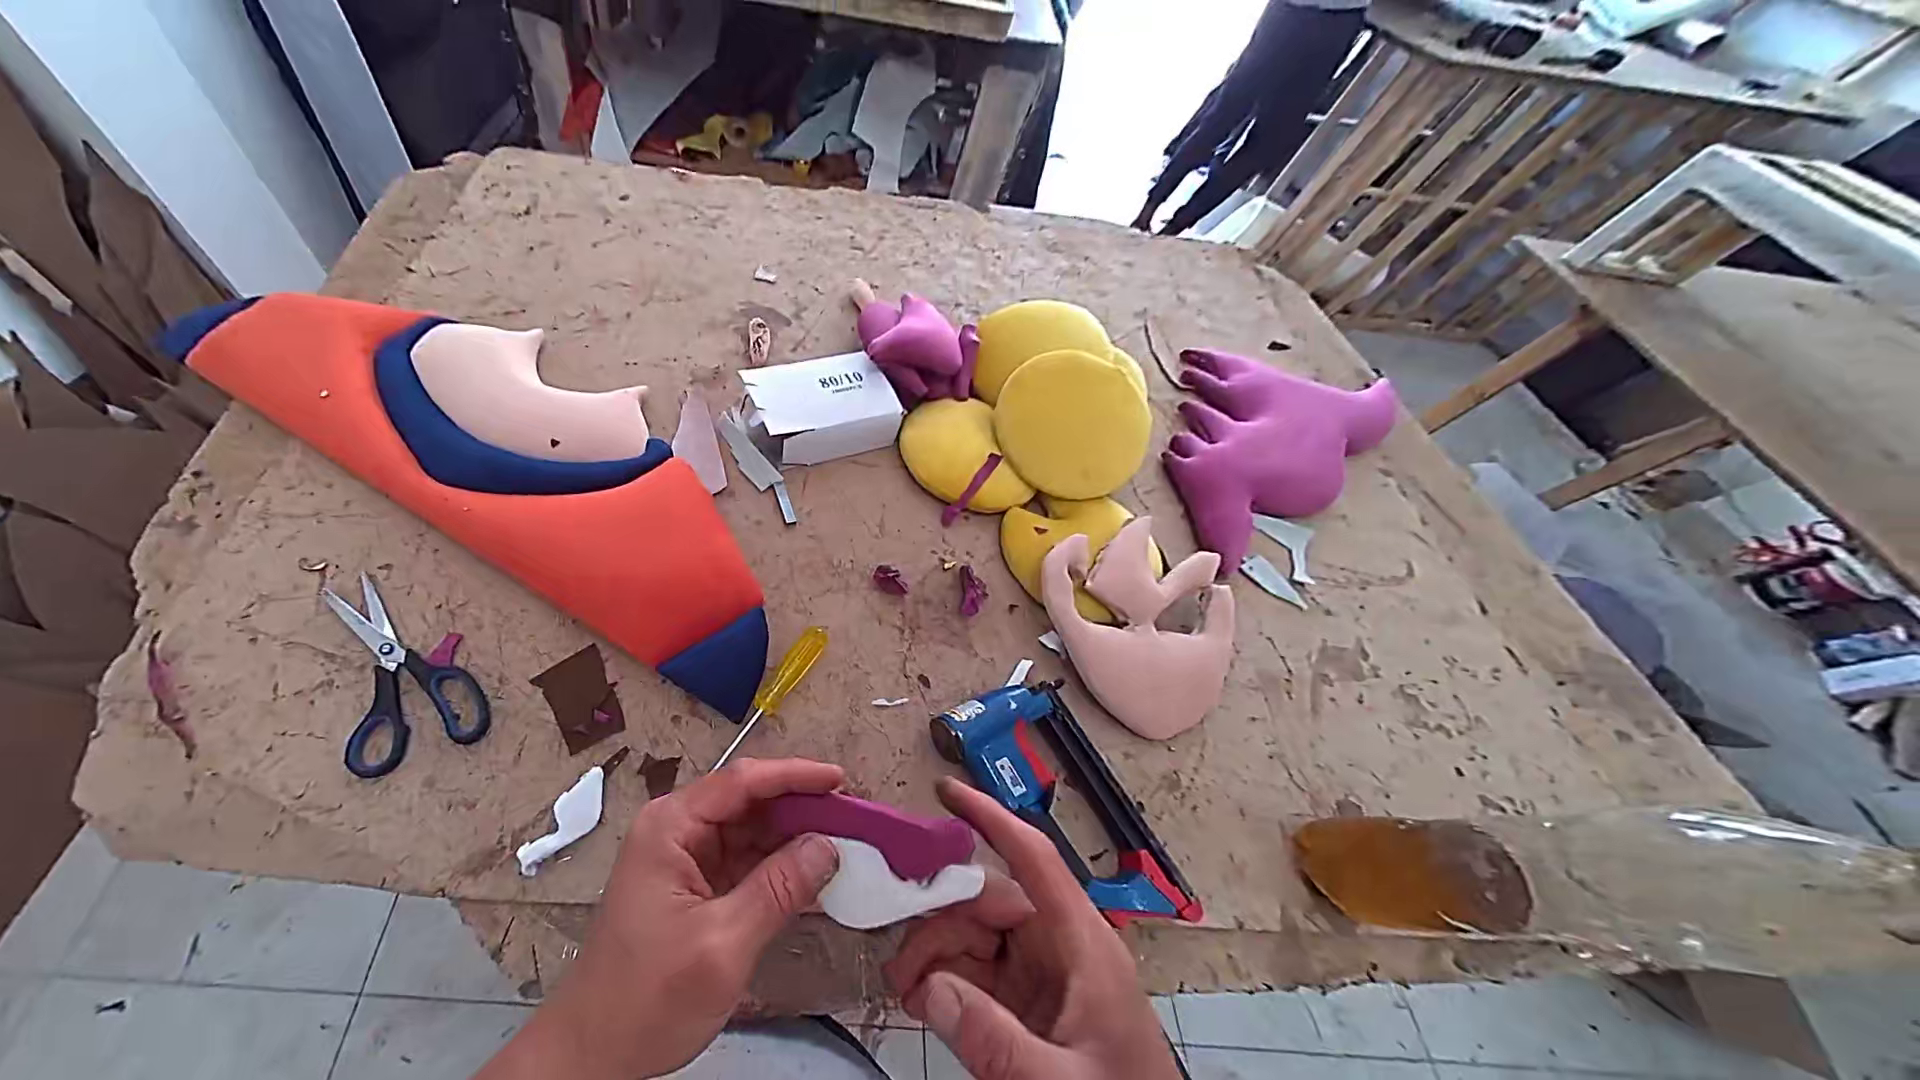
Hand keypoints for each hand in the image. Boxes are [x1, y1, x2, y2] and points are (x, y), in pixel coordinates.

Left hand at [479, 758, 843, 1079]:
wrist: (590, 1062)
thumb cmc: (645, 1001)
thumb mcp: (721, 945)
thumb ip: (780, 889)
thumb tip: (829, 846)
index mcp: (671, 828)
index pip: (743, 782)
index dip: (796, 775)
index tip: (840, 781)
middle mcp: (679, 830)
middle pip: (752, 800)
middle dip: (802, 806)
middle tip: (851, 816)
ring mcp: (689, 857)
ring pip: (755, 828)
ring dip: (797, 835)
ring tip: (845, 840)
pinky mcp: (700, 883)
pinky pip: (750, 858)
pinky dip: (784, 863)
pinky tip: (817, 872)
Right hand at [884, 778, 1181, 1079]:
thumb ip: (998, 1041)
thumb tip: (932, 991)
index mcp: (1081, 941)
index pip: (1033, 857)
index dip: (991, 817)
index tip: (947, 791)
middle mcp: (1058, 942)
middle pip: (989, 900)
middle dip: (939, 920)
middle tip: (900, 965)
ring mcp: (1039, 969)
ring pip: (975, 932)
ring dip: (935, 953)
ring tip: (906, 991)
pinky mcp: (1024, 996)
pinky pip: (975, 968)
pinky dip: (944, 977)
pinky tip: (923, 999)